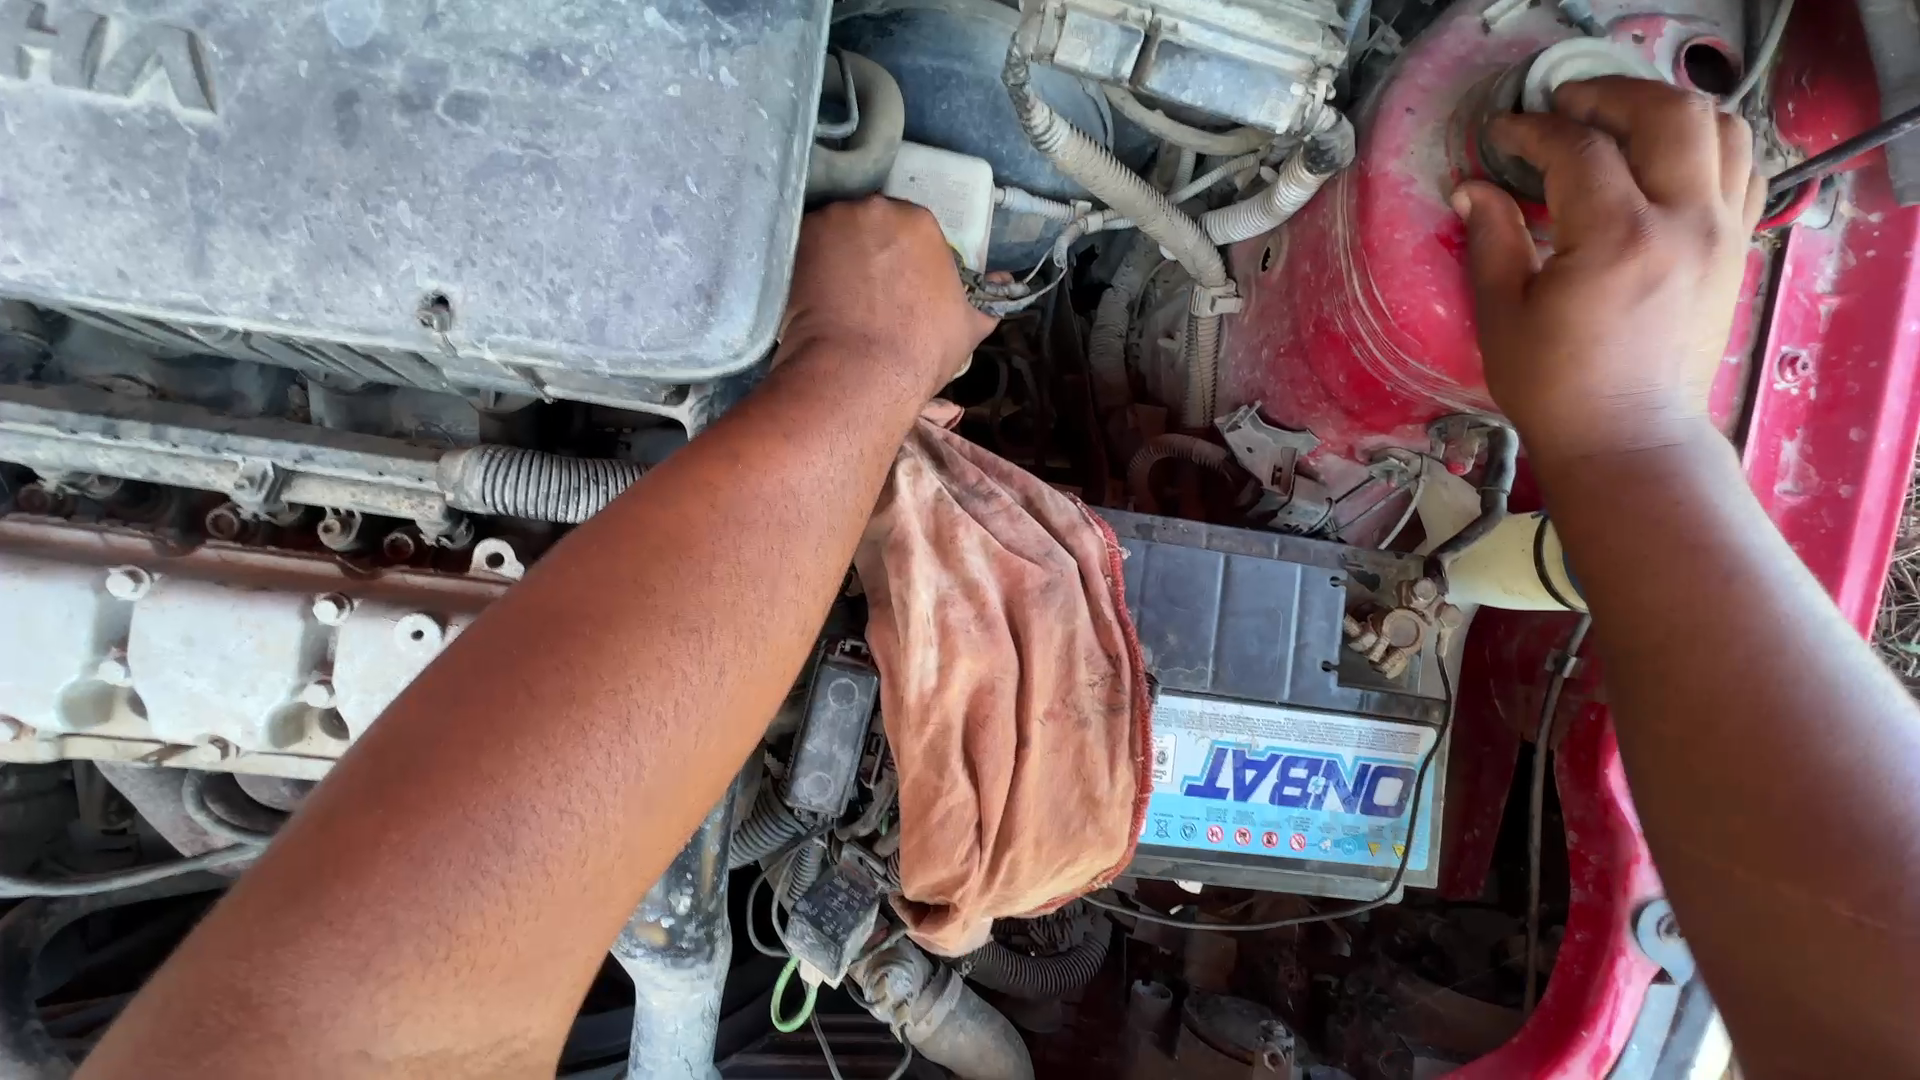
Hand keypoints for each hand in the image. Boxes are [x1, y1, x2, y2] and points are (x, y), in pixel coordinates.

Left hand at [777, 197, 997, 398]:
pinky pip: (805, 248)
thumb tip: (1005, 286)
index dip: (905, 259)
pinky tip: (815, 297)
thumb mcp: (968, 328)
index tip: (899, 286)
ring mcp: (832, 222)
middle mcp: (875, 209)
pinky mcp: (797, 243)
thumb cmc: (920, 352)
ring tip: (839, 297)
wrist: (858, 373)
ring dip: (838, 256)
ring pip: (836, 233)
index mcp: (920, 222)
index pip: (912, 230)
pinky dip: (809, 267)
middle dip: (870, 251)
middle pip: (871, 224)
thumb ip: (985, 301)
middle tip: (868, 292)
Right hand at [1453, 77, 1764, 467]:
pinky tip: (1661, 156)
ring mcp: (1721, 230)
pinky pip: (1740, 165)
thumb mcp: (1502, 314)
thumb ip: (1491, 240)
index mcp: (1614, 240)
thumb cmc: (1548, 382)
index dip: (1534, 131)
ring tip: (1617, 119)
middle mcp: (1683, 221)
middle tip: (1564, 103)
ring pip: (1721, 128)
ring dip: (1665, 109)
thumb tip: (1472, 188)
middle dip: (1611, 95)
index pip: (1579, 152)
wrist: (1623, 431)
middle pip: (1668, 114)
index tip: (1500, 131)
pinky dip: (1702, 142)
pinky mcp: (1733, 245)